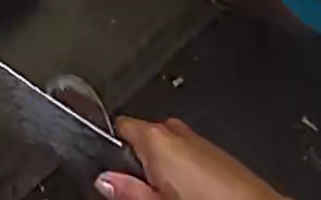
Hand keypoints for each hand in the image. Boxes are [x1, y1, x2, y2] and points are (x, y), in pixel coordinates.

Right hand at [96, 117, 287, 199]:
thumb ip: (130, 192)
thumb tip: (104, 181)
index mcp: (154, 136)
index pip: (117, 127)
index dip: (112, 151)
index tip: (116, 176)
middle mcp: (174, 129)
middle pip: (142, 140)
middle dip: (142, 166)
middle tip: (150, 195)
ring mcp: (198, 140)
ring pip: (167, 150)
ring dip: (165, 172)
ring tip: (177, 198)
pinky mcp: (216, 153)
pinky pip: (189, 157)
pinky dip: (186, 174)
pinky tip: (197, 198)